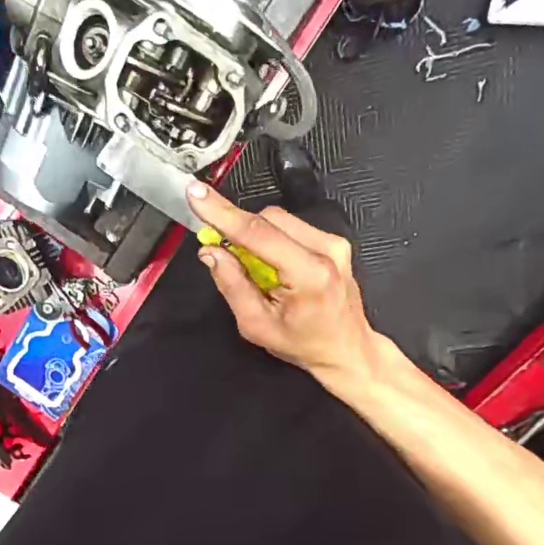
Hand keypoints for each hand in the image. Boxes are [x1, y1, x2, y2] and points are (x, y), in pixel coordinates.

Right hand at [187, 183, 388, 384]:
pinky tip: (274, 266)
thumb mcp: (257, 326)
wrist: (346, 349)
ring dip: (257, 237)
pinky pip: (291, 227)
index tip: (197, 195)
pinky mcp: (333, 242)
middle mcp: (326, 251)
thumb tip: (211, 252)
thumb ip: (232, 285)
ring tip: (257, 271)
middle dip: (239, 231)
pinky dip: (273, 240)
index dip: (222, 213)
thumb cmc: (304, 344)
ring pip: (278, 219)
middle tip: (223, 254)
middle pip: (267, 219)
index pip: (257, 233)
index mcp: (309, 274)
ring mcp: (334, 243)